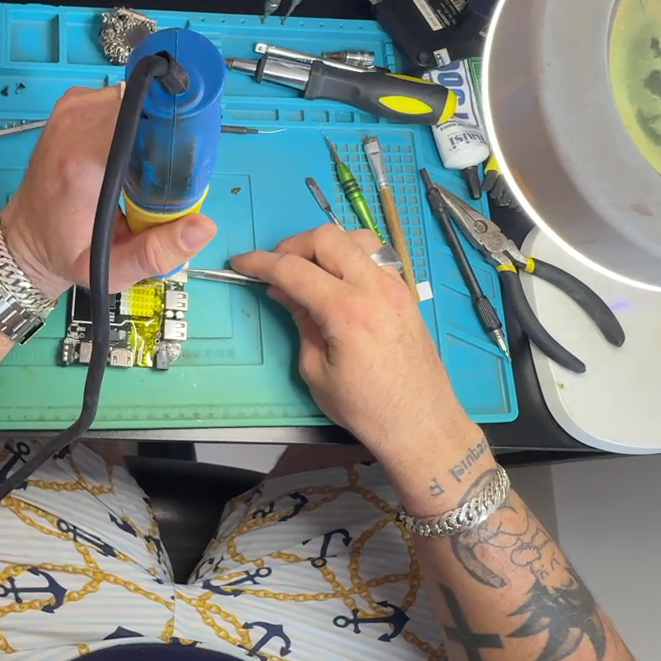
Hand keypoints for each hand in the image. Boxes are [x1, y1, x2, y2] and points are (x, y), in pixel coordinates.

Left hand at [0, 85, 216, 294]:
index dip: (175, 138)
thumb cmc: (65, 253)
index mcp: (82, 160)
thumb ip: (156, 253)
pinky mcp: (73, 104)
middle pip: (146, 108)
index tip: (184, 170)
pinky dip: (133, 124)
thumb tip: (203, 227)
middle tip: (166, 180)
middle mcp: (74, 123)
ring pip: (136, 102)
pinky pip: (120, 102)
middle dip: (166, 139)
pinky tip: (128, 159)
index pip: (147, 119)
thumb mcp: (110, 270)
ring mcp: (72, 108)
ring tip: (146, 173)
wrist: (25, 239)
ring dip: (150, 131)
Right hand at [229, 225, 490, 509]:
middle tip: (275, 269)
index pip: (293, 269)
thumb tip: (285, 293)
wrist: (421, 423)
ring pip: (355, 238)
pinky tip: (336, 280)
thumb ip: (301, 323)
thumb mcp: (315, 370)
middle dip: (292, 246)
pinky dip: (348, 256)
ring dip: (325, 245)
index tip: (240, 264)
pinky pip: (374, 256)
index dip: (260, 263)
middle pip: (326, 237)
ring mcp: (395, 286)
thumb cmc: (364, 408)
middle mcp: (374, 287)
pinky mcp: (405, 292)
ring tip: (307, 270)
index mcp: (346, 310)